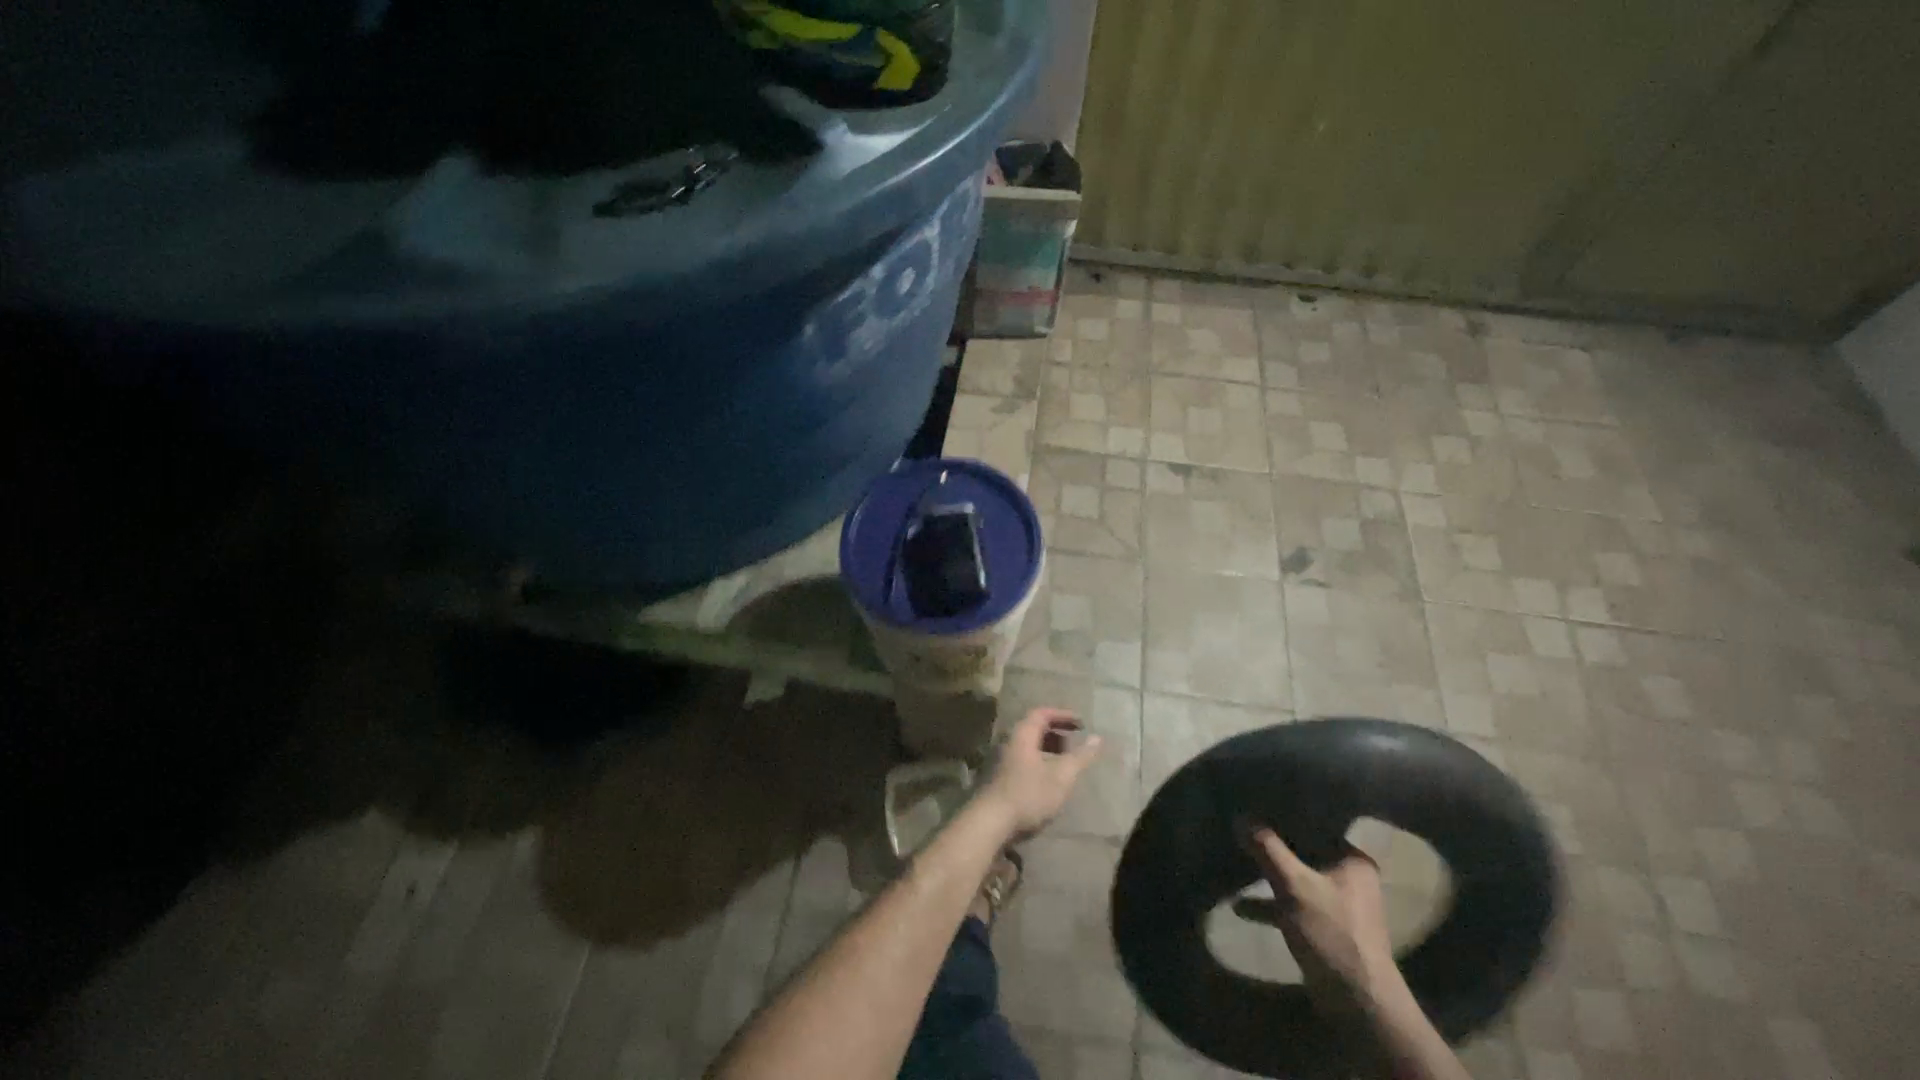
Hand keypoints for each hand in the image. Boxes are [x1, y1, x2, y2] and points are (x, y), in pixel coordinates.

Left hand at [979, 707, 1102, 838]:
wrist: (993, 822)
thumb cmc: (1030, 794)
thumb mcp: (1062, 776)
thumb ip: (1081, 756)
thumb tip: (1098, 738)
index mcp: (1023, 735)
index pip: (1042, 714)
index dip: (1063, 715)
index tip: (1081, 723)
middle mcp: (1011, 743)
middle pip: (1034, 728)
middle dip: (1057, 732)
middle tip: (1075, 743)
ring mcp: (1004, 761)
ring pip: (1030, 746)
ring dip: (1050, 749)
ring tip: (1066, 763)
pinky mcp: (1003, 778)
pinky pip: (1026, 760)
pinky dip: (1042, 762)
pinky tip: (1051, 779)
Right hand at [1237, 824, 1404, 1015]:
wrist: (1356, 998)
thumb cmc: (1330, 932)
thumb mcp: (1293, 885)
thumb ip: (1267, 849)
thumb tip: (1240, 817)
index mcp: (1352, 860)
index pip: (1315, 826)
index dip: (1283, 817)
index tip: (1253, 809)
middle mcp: (1350, 877)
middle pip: (1304, 853)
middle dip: (1271, 848)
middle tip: (1239, 833)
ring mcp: (1338, 904)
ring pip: (1297, 880)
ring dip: (1268, 877)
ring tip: (1234, 866)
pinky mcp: (1326, 928)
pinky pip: (1294, 905)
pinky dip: (1271, 904)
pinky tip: (1239, 906)